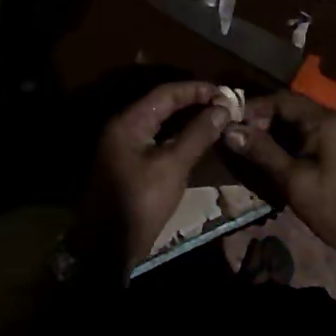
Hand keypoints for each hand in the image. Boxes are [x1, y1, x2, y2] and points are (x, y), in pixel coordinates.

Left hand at [91, 81, 231, 267]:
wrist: (109, 245)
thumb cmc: (141, 201)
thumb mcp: (173, 166)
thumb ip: (197, 135)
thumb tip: (222, 108)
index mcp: (129, 122)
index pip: (166, 93)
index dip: (197, 89)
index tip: (226, 93)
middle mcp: (123, 127)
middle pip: (162, 104)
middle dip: (193, 102)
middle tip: (225, 105)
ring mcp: (124, 146)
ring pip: (160, 122)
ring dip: (187, 118)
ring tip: (217, 118)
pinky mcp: (130, 163)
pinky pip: (157, 139)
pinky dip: (178, 135)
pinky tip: (198, 140)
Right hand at [220, 93, 335, 259]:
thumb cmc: (335, 206)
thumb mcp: (293, 179)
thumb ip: (262, 151)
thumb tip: (229, 129)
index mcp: (326, 121)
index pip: (282, 100)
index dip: (253, 108)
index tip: (228, 122)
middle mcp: (334, 122)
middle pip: (291, 110)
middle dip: (261, 120)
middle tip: (236, 136)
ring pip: (298, 125)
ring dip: (273, 133)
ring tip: (247, 148)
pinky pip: (307, 139)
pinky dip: (287, 145)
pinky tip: (270, 159)